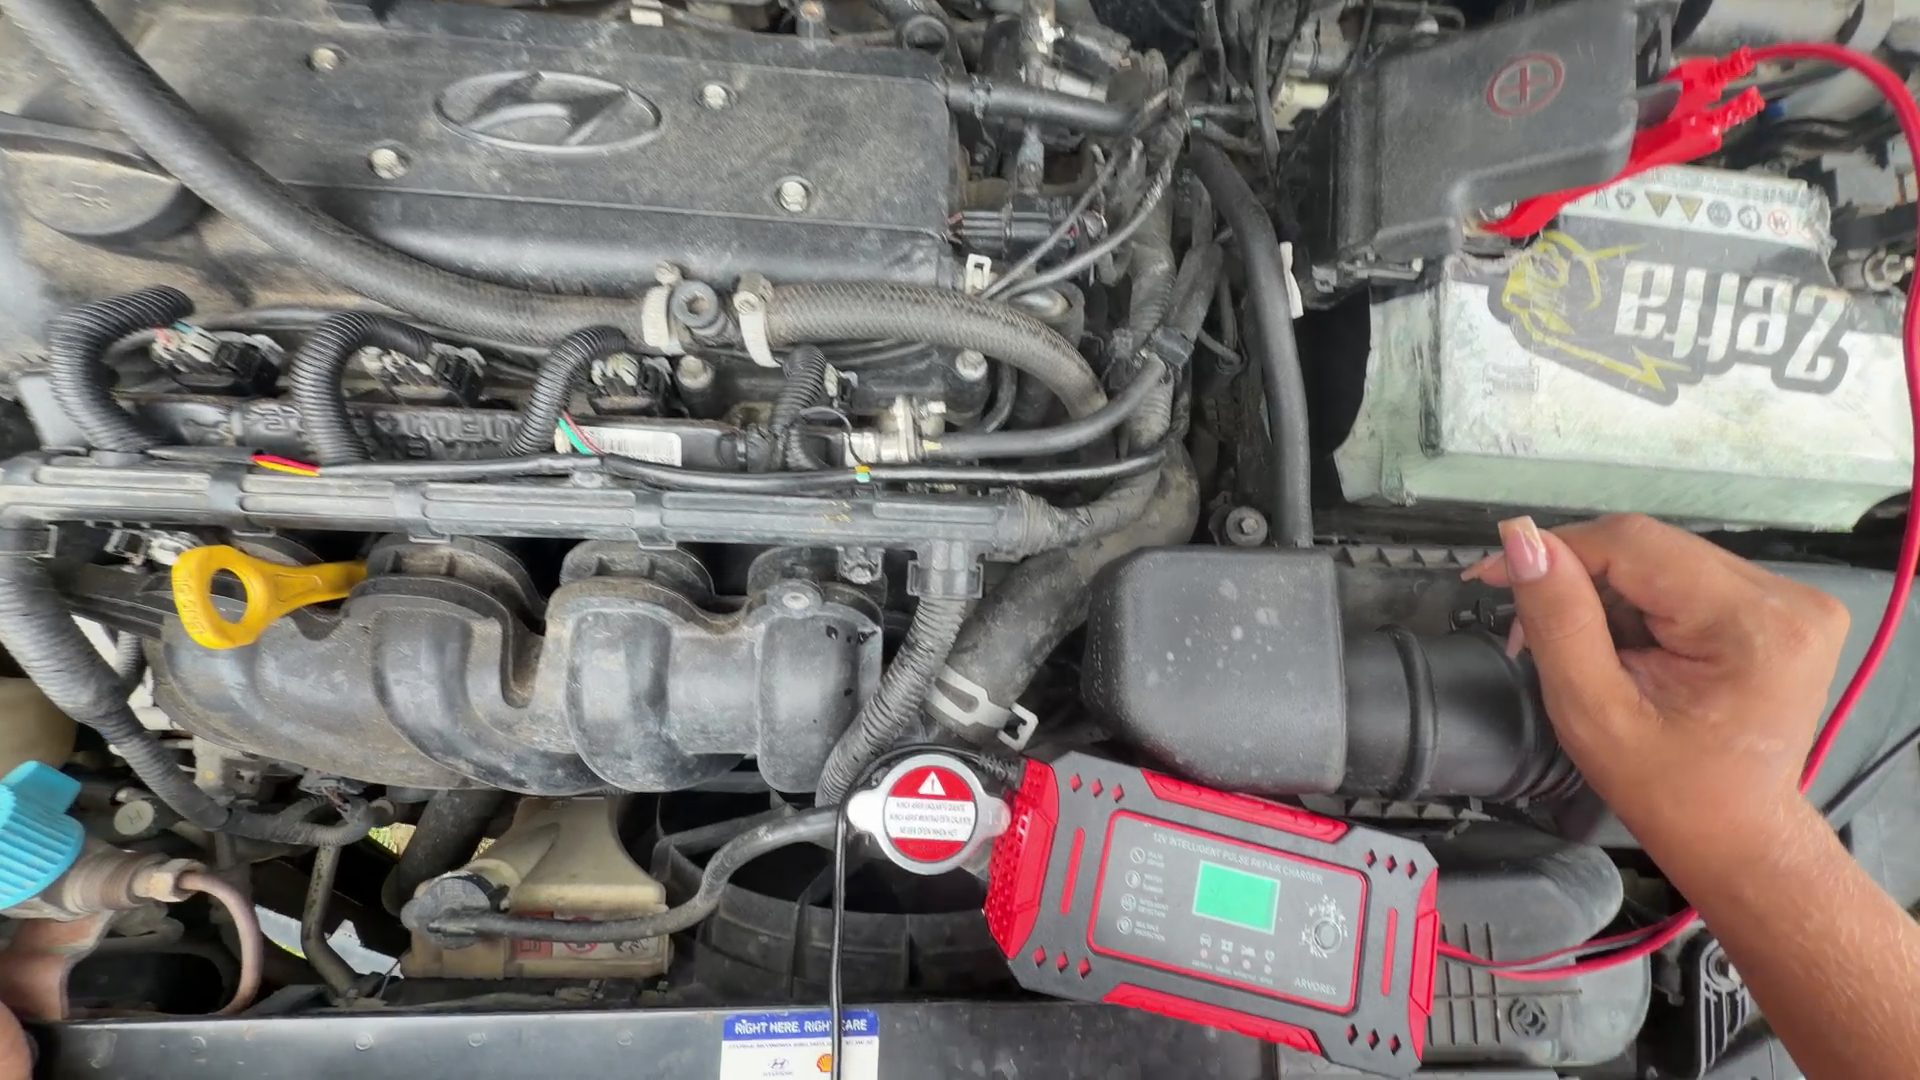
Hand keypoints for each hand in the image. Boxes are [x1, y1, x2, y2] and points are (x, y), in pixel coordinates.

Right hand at [1466, 514, 1850, 854]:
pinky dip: (1620, 599)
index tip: (1489, 580)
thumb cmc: (1658, 781)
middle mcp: (1784, 597)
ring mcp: (1783, 599)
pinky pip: (1669, 574)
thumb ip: (1555, 615)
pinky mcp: (1768, 607)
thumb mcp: (1587, 703)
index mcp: (1752, 623)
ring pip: (1649, 556)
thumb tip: (1518, 539)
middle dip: (1568, 576)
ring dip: (1590, 589)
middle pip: (1641, 545)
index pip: (1628, 543)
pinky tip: (1606, 638)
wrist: (1729, 825)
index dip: (1550, 551)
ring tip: (1566, 642)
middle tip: (1523, 627)